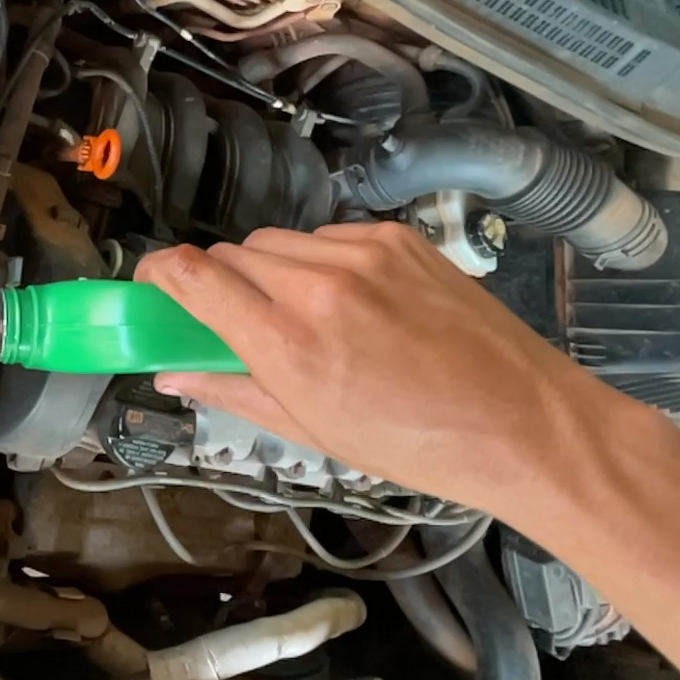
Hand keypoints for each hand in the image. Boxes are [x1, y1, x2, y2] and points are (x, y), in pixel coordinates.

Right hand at [135, 222, 626, 510]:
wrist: (528, 424)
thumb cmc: (413, 444)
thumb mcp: (310, 430)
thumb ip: (228, 389)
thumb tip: (170, 372)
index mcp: (286, 342)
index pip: (190, 275)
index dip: (157, 270)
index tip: (150, 281)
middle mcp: (315, 285)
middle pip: (228, 254)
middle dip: (219, 282)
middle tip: (238, 317)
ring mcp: (359, 253)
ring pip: (273, 241)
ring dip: (266, 269)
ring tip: (301, 309)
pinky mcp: (395, 236)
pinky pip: (324, 235)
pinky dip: (316, 260)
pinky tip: (347, 296)